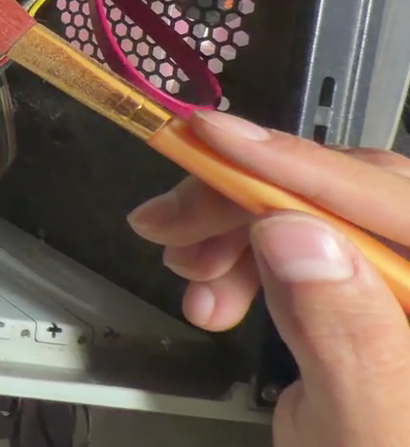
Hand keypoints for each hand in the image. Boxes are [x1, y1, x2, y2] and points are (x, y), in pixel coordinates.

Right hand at [128, 109, 409, 445]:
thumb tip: (293, 234)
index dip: (304, 165)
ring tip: (188, 276)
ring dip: (228, 233)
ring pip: (312, 214)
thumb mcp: (370, 433)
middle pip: (351, 200)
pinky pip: (301, 242)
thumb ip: (349, 338)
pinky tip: (216, 291)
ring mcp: (408, 286)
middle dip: (242, 203)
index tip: (213, 134)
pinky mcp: (376, 293)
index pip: (401, 204)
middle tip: (166, 226)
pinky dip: (240, 255)